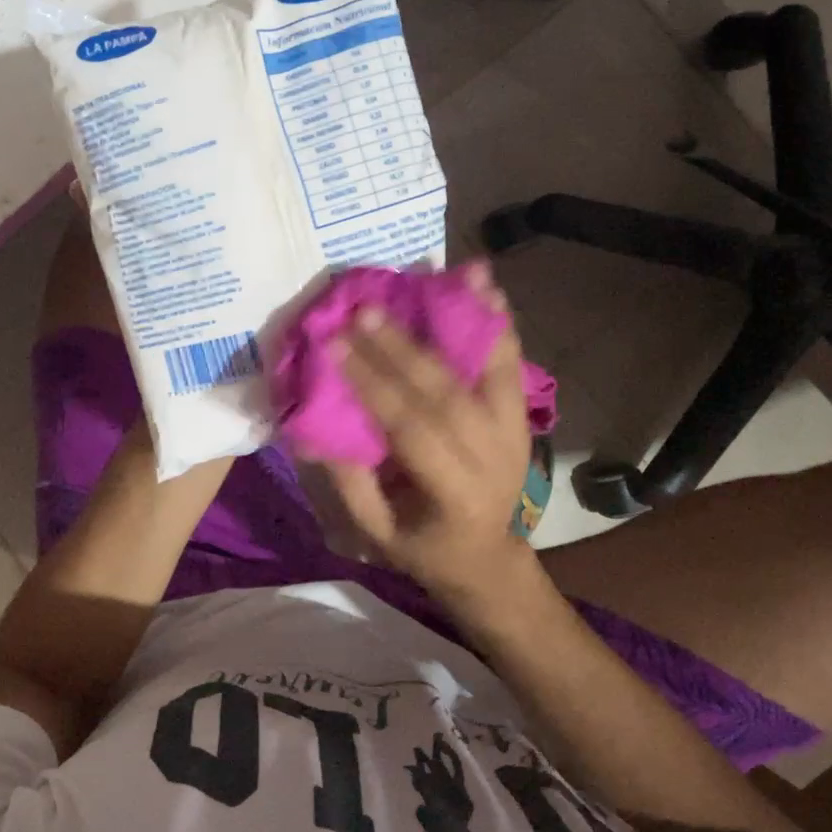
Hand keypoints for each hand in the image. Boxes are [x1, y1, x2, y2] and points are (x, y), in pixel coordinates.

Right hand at [324, 293, 534, 601]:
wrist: (487, 558)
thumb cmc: (422, 547)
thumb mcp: (376, 531)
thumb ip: (349, 481)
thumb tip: (311, 429)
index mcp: (454, 492)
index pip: (411, 427)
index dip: (372, 384)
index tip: (333, 344)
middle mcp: (492, 456)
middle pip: (445, 392)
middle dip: (401, 346)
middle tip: (363, 309)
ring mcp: (513, 431)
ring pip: (488, 369)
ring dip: (466, 318)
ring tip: (447, 272)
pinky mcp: (519, 415)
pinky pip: (510, 364)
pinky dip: (499, 322)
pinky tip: (487, 285)